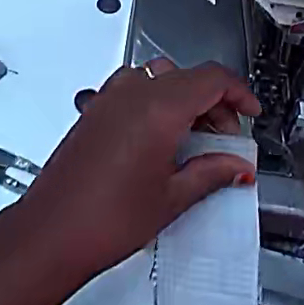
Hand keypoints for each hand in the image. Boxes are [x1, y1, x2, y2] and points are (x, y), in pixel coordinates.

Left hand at [16, 58, 259, 281]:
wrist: (54, 228)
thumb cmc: (102, 217)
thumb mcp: (173, 197)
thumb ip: (212, 173)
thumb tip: (234, 165)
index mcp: (158, 108)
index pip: (211, 77)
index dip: (238, 91)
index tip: (249, 109)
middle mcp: (131, 93)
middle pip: (186, 76)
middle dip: (214, 101)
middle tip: (227, 137)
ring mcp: (108, 98)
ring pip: (158, 77)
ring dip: (182, 98)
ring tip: (195, 139)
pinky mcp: (94, 109)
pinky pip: (132, 88)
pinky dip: (154, 101)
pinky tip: (161, 138)